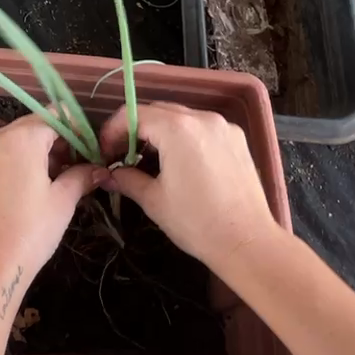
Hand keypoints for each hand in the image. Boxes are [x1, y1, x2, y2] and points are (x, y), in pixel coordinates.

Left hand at [0, 115, 105, 277]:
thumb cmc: (30, 229)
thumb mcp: (63, 201)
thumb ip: (82, 176)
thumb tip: (99, 169)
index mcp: (21, 136)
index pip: (57, 117)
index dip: (79, 130)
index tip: (95, 149)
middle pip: (38, 125)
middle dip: (62, 141)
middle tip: (84, 165)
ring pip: (22, 139)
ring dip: (45, 151)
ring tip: (66, 177)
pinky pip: (8, 153)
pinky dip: (27, 160)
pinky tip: (42, 184)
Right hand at [100, 101, 278, 268]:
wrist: (249, 244)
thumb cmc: (197, 223)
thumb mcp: (154, 201)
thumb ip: (127, 179)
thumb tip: (108, 175)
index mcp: (176, 129)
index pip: (132, 115)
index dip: (113, 130)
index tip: (105, 152)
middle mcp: (200, 117)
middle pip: (157, 111)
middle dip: (135, 129)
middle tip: (123, 155)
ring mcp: (222, 126)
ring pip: (180, 116)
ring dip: (160, 131)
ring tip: (150, 159)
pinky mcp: (237, 138)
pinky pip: (201, 127)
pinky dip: (185, 136)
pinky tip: (181, 162)